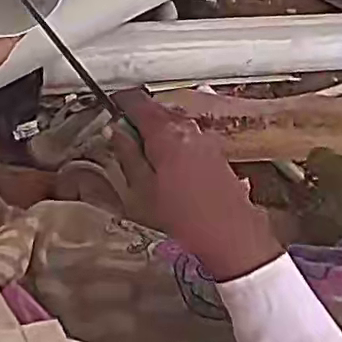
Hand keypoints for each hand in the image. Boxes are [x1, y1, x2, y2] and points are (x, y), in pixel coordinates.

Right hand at [111, 89, 281, 280]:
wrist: (233, 239)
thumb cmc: (184, 217)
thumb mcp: (142, 188)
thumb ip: (126, 154)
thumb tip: (114, 132)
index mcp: (165, 131)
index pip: (136, 101)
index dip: (119, 102)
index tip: (109, 108)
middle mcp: (187, 128)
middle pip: (156, 109)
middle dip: (137, 116)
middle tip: (120, 131)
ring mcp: (204, 138)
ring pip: (173, 122)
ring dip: (156, 129)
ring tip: (141, 150)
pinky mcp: (215, 152)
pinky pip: (186, 136)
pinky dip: (173, 140)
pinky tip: (166, 162)